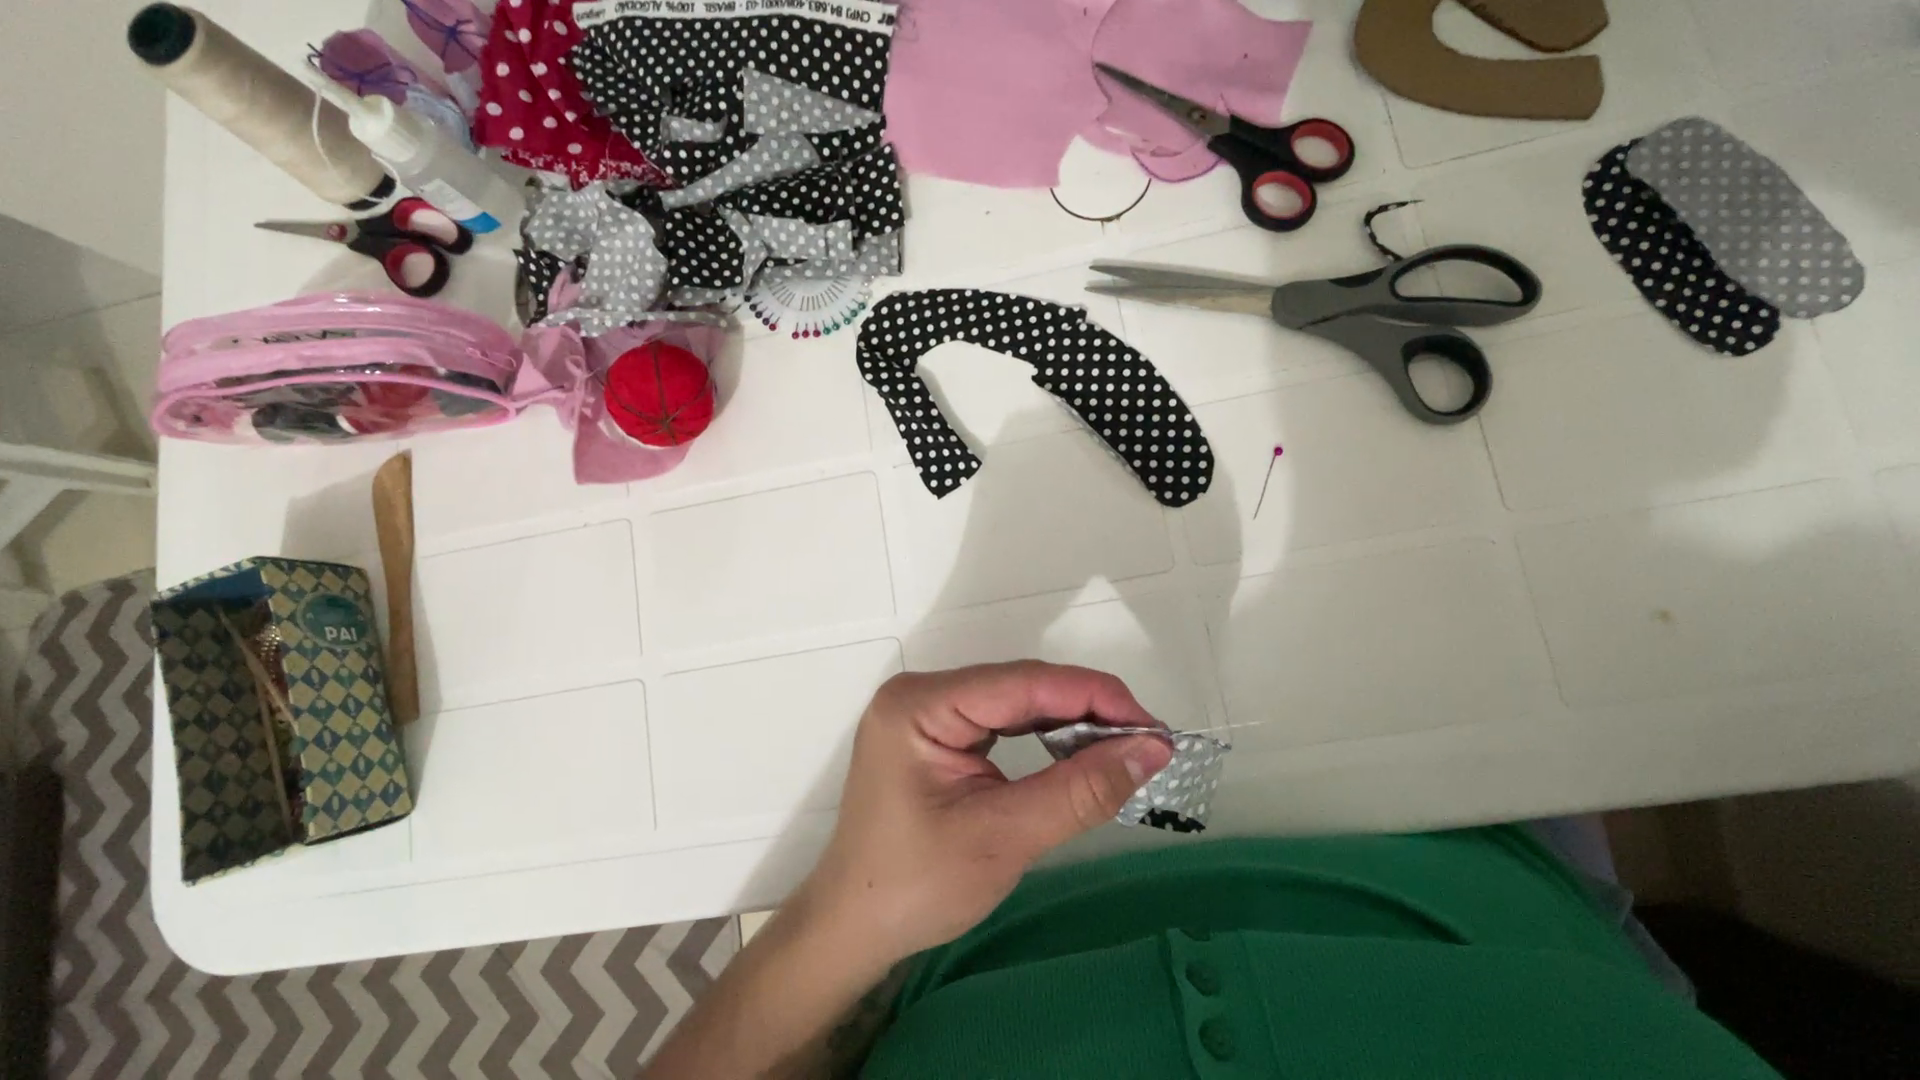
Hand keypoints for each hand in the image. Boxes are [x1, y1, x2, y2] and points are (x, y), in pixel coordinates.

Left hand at [797, 661, 1174, 967]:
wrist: (853, 928)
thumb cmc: (916, 887)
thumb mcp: (1004, 837)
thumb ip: (1079, 790)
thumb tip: (1152, 749)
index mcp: (920, 705)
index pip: (1023, 683)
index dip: (1094, 696)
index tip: (1154, 727)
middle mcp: (920, 695)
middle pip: (1019, 688)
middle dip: (1086, 712)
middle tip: (1146, 745)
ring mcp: (925, 714)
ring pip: (1014, 704)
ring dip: (1069, 725)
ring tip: (1122, 751)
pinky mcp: (935, 737)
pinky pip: (1000, 724)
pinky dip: (1043, 739)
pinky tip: (1077, 756)